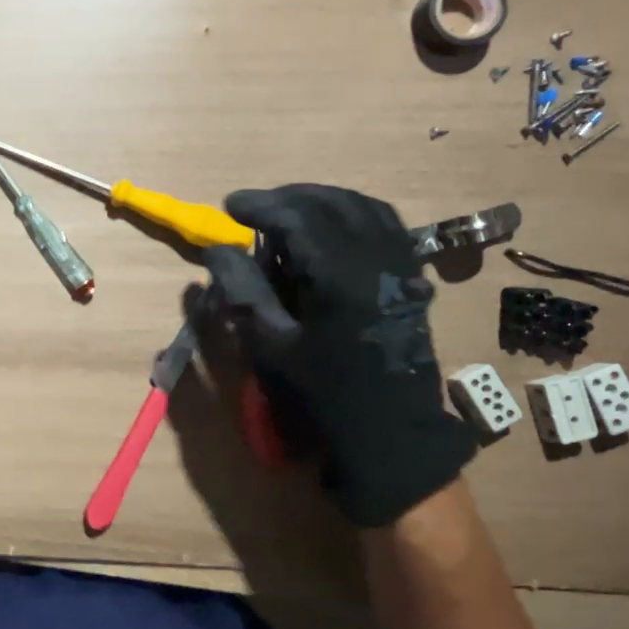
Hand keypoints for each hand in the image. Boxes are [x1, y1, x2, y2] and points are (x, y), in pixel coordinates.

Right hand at [187, 184, 475, 527]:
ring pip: (363, 208)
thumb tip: (217, 249)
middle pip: (333, 204)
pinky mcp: (410, 276)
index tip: (230, 206)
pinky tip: (330, 225)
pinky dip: (352, 213)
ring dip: (322, 201)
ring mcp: (401, 265)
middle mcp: (377, 260)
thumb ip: (244, 290)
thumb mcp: (271, 345)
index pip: (300, 218)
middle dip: (289, 198)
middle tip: (253, 207)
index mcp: (342, 276)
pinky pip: (385, 225)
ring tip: (287, 210)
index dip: (262, 205)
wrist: (390, 430)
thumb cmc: (323, 392)